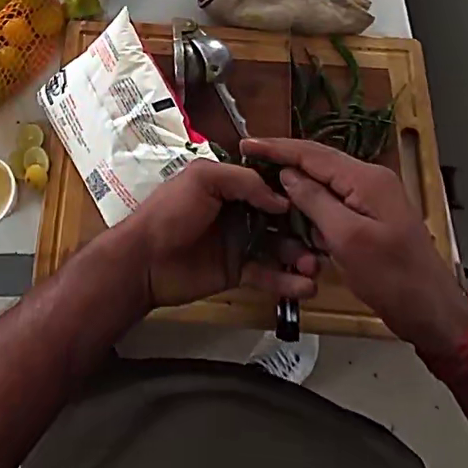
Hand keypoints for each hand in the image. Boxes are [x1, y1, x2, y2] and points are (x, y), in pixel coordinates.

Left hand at [103, 158, 318, 309]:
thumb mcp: (202, 180)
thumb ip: (243, 182)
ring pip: (278, 247)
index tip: (318, 199)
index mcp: (229, 184)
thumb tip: (281, 200)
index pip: (269, 183)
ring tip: (315, 267)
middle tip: (324, 239)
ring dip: (299, 256)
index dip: (293, 191)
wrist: (143, 261)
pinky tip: (304, 288)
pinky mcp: (237, 271)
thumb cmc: (169, 213)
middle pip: (280, 217)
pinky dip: (286, 281)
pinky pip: (267, 274)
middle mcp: (238, 210)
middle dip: (304, 227)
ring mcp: (239, 242)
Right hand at [240, 137, 467, 353]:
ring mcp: (371, 198)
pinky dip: (311, 208)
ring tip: (262, 185)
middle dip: (283, 161)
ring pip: (323, 183)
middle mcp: (369, 180)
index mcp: (366, 179)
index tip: (245, 144)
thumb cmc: (392, 278)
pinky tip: (292, 216)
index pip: (313, 153)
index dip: (277, 148)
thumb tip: (287, 174)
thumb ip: (316, 201)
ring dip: (296, 187)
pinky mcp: (370, 217)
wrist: (433, 312)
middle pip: (318, 162)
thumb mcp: (348, 239)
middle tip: (248, 160)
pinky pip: (333, 203)